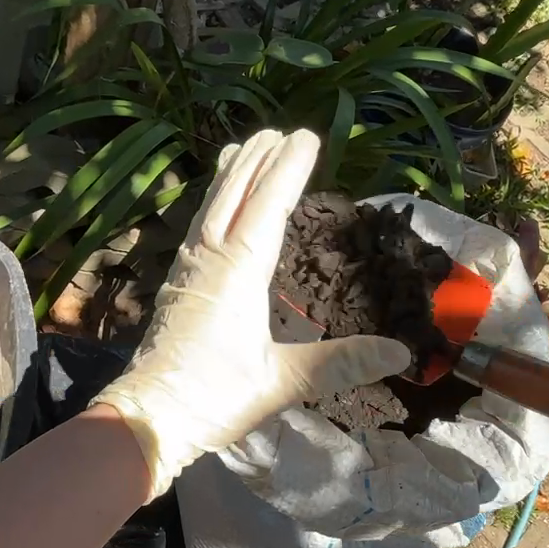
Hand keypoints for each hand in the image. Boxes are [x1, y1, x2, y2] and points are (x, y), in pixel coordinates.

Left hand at [93, 130, 410, 497]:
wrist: (148, 417)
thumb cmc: (212, 397)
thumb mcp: (280, 382)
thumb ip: (339, 362)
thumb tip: (401, 351)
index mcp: (237, 272)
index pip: (268, 206)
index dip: (288, 169)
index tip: (306, 136)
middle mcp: (208, 260)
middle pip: (233, 195)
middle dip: (257, 160)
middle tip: (277, 130)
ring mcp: (186, 271)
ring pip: (209, 208)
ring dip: (230, 176)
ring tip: (241, 148)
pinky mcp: (174, 287)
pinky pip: (196, 229)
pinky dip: (210, 205)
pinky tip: (210, 210)